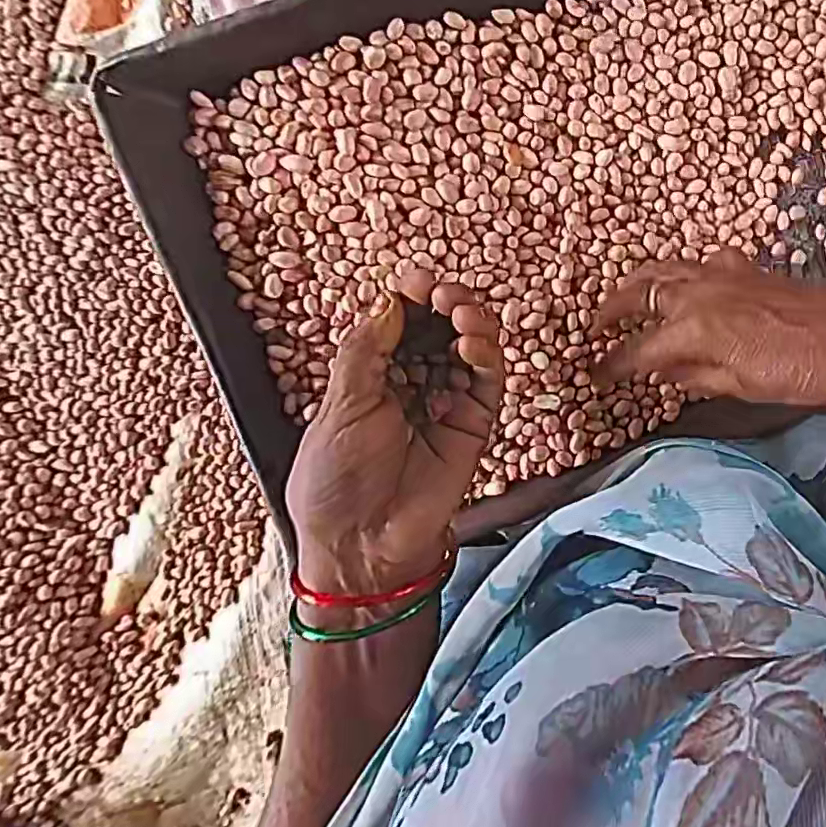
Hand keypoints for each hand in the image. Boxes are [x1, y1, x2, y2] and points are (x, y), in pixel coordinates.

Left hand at [285, 269, 503, 610]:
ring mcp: (447, 398)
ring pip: (470, 345)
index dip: (412, 297)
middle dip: (445, 303)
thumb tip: (389, 302)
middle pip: (440, 326)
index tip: (417, 282)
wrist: (363, 544)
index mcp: (375, 373)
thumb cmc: (337, 481)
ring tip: (460, 313)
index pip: (401, 320)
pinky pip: (488, 378)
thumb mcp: (340, 407)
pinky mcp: (474, 420)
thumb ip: (366, 350)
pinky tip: (472, 343)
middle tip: (443, 295)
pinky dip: (486, 354)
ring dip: (470, 321)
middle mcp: (414, 379)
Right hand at [593, 252, 825, 405]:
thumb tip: (664, 373)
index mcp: (695, 329)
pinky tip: (686, 287)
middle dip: (610, 311)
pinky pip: (699, 264)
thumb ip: (696, 376)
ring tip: (625, 300)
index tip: (596, 375)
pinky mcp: (742, 268)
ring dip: (638, 284)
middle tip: (596, 329)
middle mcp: (699, 293)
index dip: (613, 365)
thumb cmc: (802, 372)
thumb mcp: (744, 386)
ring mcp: (721, 274)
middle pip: (639, 294)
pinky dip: (682, 274)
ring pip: (664, 269)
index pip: (638, 349)